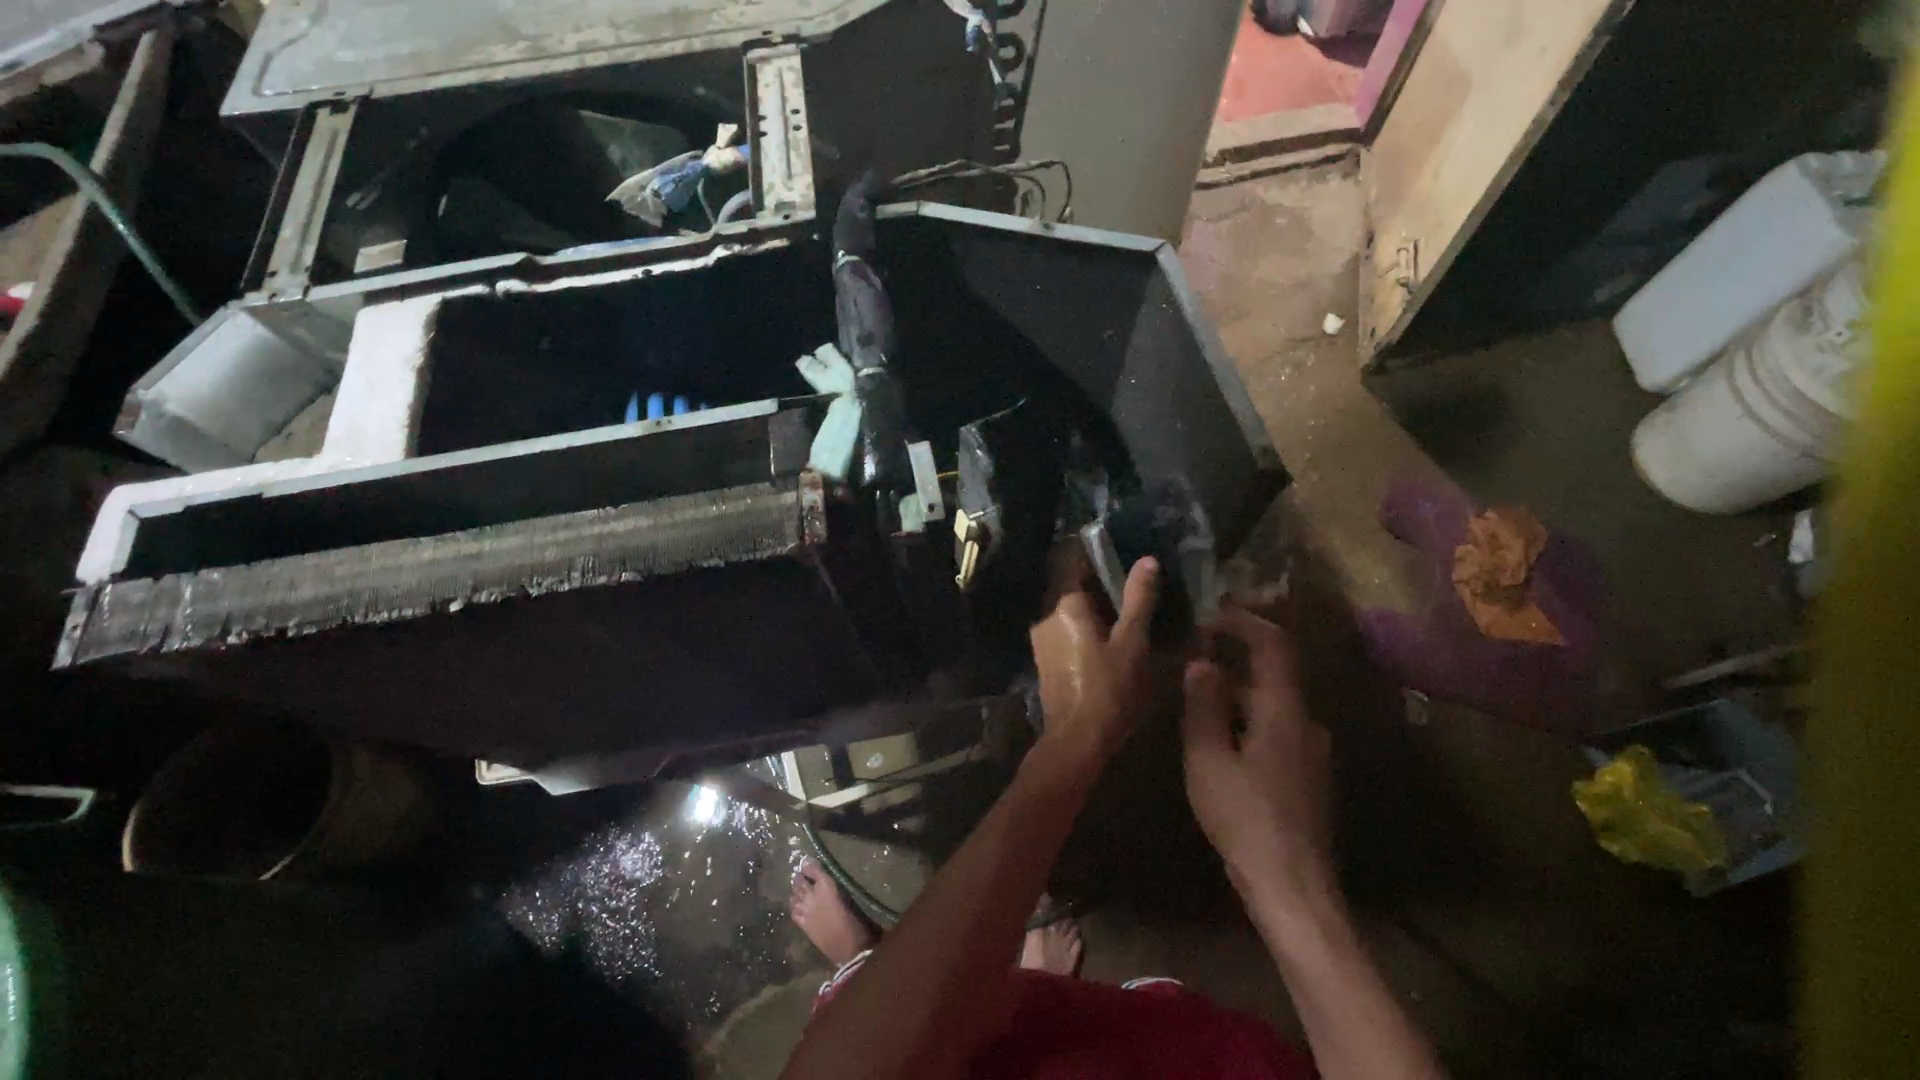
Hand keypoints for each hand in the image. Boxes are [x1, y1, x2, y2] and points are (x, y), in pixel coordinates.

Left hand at [1029, 556, 1159, 765]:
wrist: (1076, 739)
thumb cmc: (1108, 689)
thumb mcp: (1132, 642)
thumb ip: (1139, 600)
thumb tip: (1147, 560)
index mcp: (1063, 603)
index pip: (1069, 556)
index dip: (1093, 546)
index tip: (1118, 541)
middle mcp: (1045, 612)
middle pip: (1067, 578)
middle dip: (1096, 572)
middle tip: (1129, 568)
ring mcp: (1041, 634)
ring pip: (1065, 602)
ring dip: (1091, 596)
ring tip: (1125, 595)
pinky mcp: (1045, 654)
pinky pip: (1064, 622)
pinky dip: (1085, 617)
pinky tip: (1109, 626)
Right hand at [1181, 607, 1334, 910]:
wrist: (1293, 886)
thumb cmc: (1244, 817)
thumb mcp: (1208, 758)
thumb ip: (1204, 706)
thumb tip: (1202, 663)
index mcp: (1285, 711)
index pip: (1273, 645)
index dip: (1243, 622)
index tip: (1209, 615)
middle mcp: (1307, 723)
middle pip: (1272, 676)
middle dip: (1233, 662)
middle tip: (1191, 661)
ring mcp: (1314, 753)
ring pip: (1273, 707)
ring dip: (1237, 696)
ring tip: (1195, 706)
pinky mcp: (1309, 779)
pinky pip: (1277, 733)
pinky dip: (1248, 723)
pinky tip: (1220, 747)